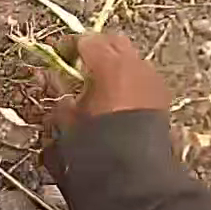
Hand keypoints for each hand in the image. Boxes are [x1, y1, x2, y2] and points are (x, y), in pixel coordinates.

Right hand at [44, 33, 170, 134]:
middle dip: (95, 47)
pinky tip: (115, 97)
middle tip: (76, 62)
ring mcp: (151, 78)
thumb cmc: (97, 142)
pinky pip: (141, 75)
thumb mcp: (67, 117)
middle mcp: (134, 65)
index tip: (58, 52)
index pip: (86, 40)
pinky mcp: (160, 94)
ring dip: (112, 62)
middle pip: (112, 41)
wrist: (134, 169)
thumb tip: (50, 77)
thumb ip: (58, 91)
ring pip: (130, 57)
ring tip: (96, 82)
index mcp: (109, 64)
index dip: (69, 45)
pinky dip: (126, 78)